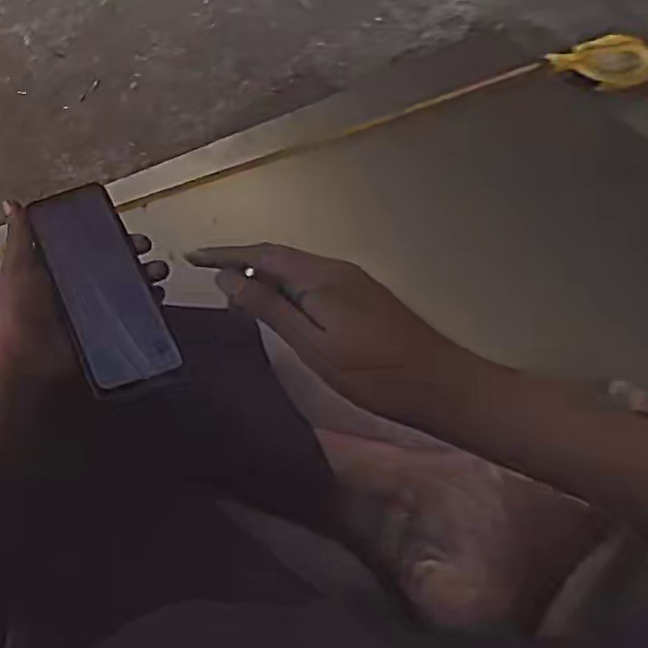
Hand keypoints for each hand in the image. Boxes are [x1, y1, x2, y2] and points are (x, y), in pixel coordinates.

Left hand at [0, 200, 170, 383]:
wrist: (28, 357)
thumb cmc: (17, 310)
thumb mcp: (17, 266)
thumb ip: (20, 235)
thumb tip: (11, 203)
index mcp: (54, 267)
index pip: (84, 244)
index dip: (103, 234)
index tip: (120, 225)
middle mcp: (74, 285)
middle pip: (110, 263)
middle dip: (132, 253)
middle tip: (144, 248)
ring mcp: (91, 307)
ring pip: (125, 286)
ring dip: (144, 276)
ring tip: (156, 271)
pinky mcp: (103, 329)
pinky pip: (130, 314)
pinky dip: (146, 305)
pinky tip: (155, 297)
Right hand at [186, 243, 488, 420]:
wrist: (456, 393)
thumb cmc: (378, 375)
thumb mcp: (312, 345)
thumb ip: (268, 308)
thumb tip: (227, 278)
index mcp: (321, 278)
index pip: (260, 255)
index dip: (222, 254)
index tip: (191, 257)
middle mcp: (336, 270)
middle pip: (276, 256)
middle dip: (238, 260)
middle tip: (207, 274)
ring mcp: (352, 282)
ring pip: (293, 268)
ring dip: (259, 273)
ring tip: (233, 290)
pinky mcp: (363, 297)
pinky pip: (308, 279)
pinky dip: (281, 283)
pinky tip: (275, 303)